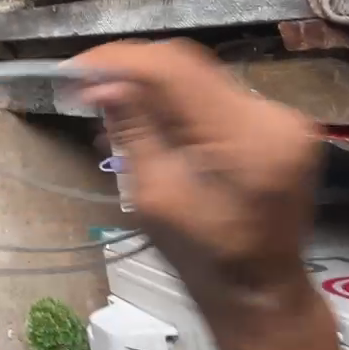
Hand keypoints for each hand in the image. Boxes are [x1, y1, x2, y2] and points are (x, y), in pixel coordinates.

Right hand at [72, 39, 323, 306]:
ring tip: (105, 98)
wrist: (261, 288)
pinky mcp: (270, 121)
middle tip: (82, 83)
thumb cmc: (203, 253)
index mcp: (246, 140)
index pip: (172, 70)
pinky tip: (142, 112)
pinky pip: (205, 88)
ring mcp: (276, 117)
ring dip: (143, 78)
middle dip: (126, 66)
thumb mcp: (154, 194)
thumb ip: (132, 130)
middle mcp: (270, 117)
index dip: (116, 61)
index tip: (72, 70)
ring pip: (192, 70)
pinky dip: (166, 93)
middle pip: (183, 62)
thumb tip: (101, 84)